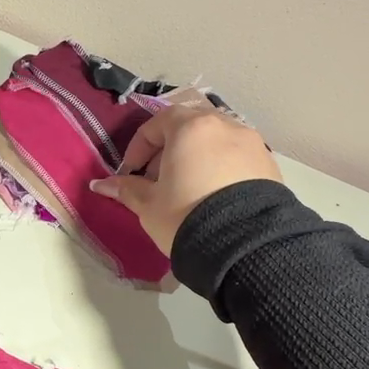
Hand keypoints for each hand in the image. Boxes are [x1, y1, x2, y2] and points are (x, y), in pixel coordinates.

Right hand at [90, 104, 282, 253]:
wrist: (243, 245)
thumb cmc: (185, 214)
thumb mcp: (148, 204)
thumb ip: (126, 188)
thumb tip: (101, 184)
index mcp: (191, 129)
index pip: (157, 123)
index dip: (138, 146)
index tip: (130, 172)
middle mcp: (225, 126)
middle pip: (189, 126)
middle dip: (168, 148)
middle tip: (157, 177)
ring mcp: (251, 143)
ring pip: (214, 140)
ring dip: (195, 156)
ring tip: (185, 187)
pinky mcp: (268, 164)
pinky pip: (235, 157)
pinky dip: (218, 167)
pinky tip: (211, 194)